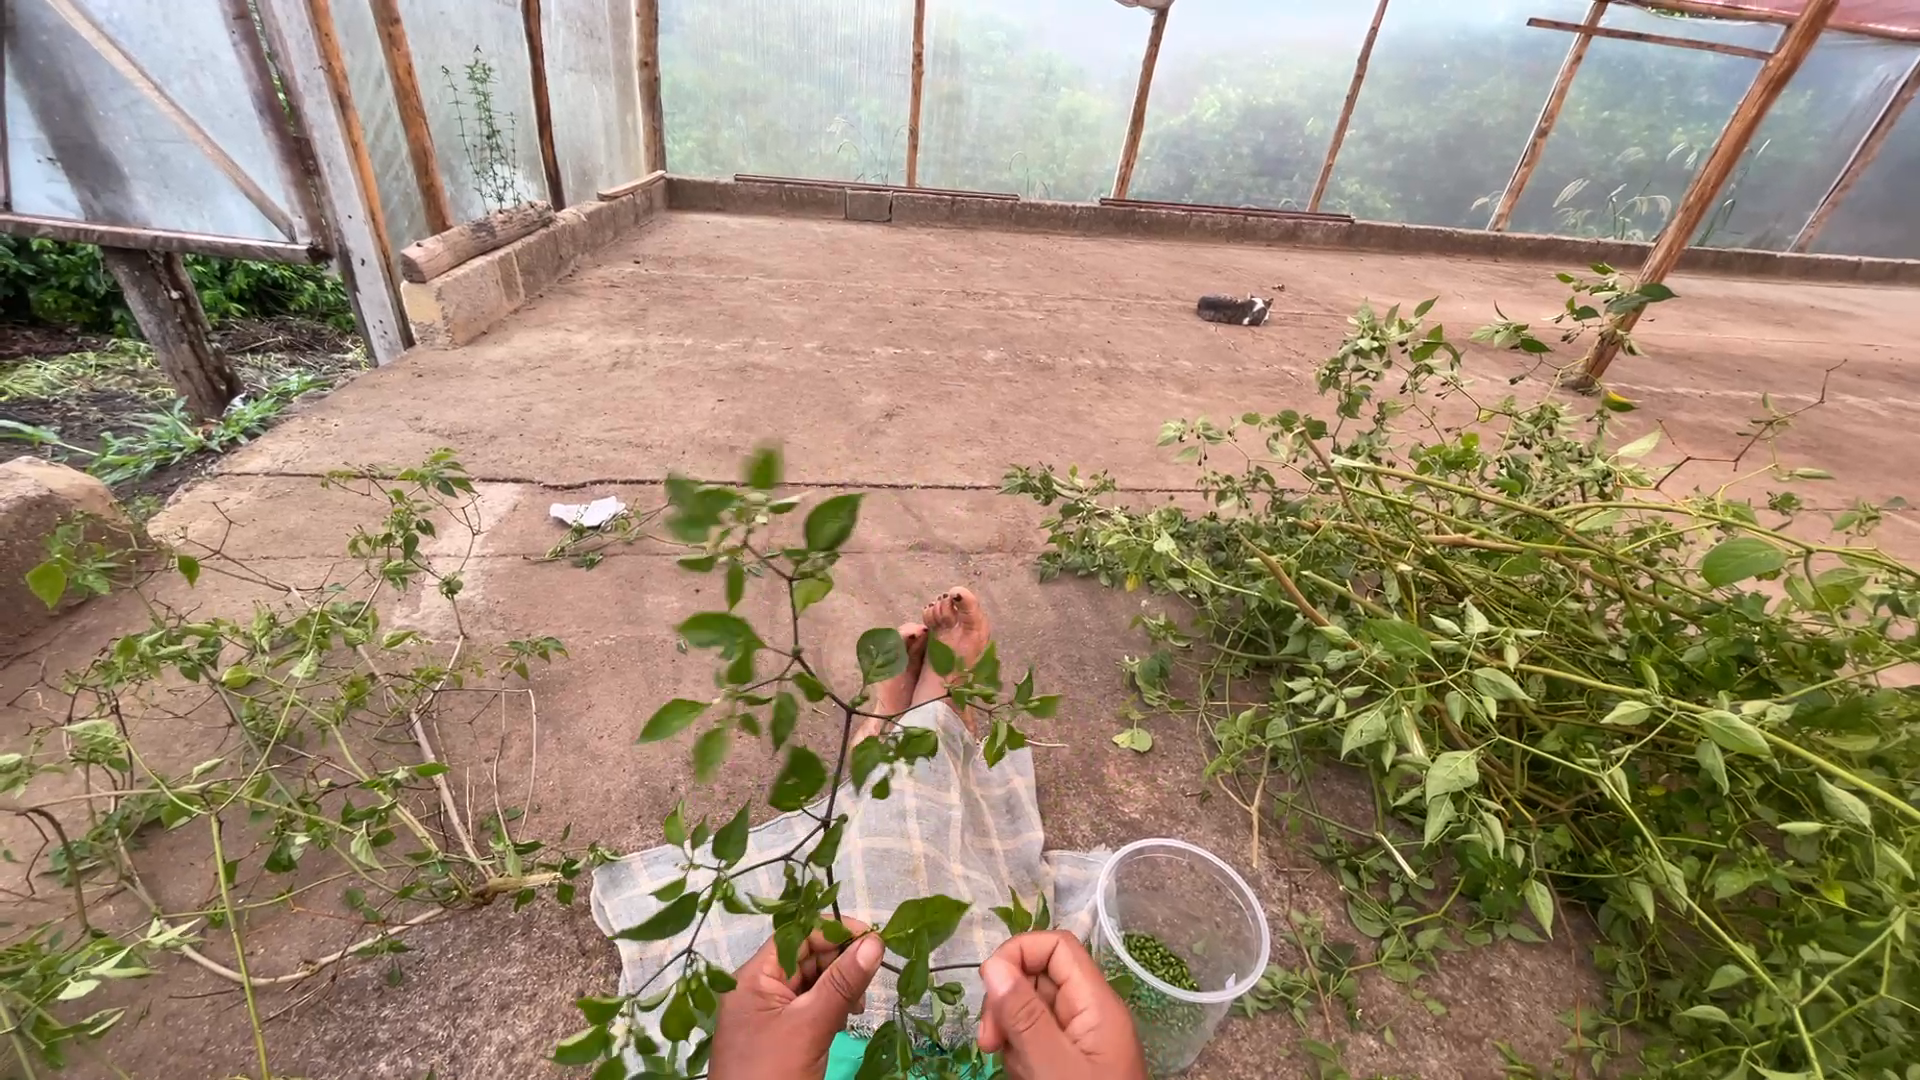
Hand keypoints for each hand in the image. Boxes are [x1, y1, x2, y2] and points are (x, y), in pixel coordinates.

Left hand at [710, 919, 884, 1079]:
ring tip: (858, 1005)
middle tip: (869, 979)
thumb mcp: (810, 1026)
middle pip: (806, 955)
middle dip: (840, 961)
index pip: (798, 935)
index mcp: (754, 977)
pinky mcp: (779, 1034)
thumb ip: (843, 982)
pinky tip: (846, 1017)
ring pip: (811, 980)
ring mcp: (768, 1013)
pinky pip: (809, 1005)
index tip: (872, 940)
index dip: (835, 931)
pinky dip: (831, 1006)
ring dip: (839, 985)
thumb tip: (875, 942)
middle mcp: (758, 988)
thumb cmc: (773, 1075)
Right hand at [977, 930, 1148, 1079]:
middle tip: (989, 1043)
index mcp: (1097, 1003)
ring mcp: (1082, 1041)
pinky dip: (1021, 1056)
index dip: (1019, 953)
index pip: (1056, 946)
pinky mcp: (1072, 1065)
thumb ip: (1024, 1016)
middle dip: (1008, 1002)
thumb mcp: (1053, 1069)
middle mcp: (1091, 1014)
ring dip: (1012, 1035)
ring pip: (1033, 1010)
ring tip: (1014, 1070)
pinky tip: (1023, 1078)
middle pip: (1040, 976)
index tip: (990, 988)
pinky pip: (1037, 1042)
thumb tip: (993, 963)